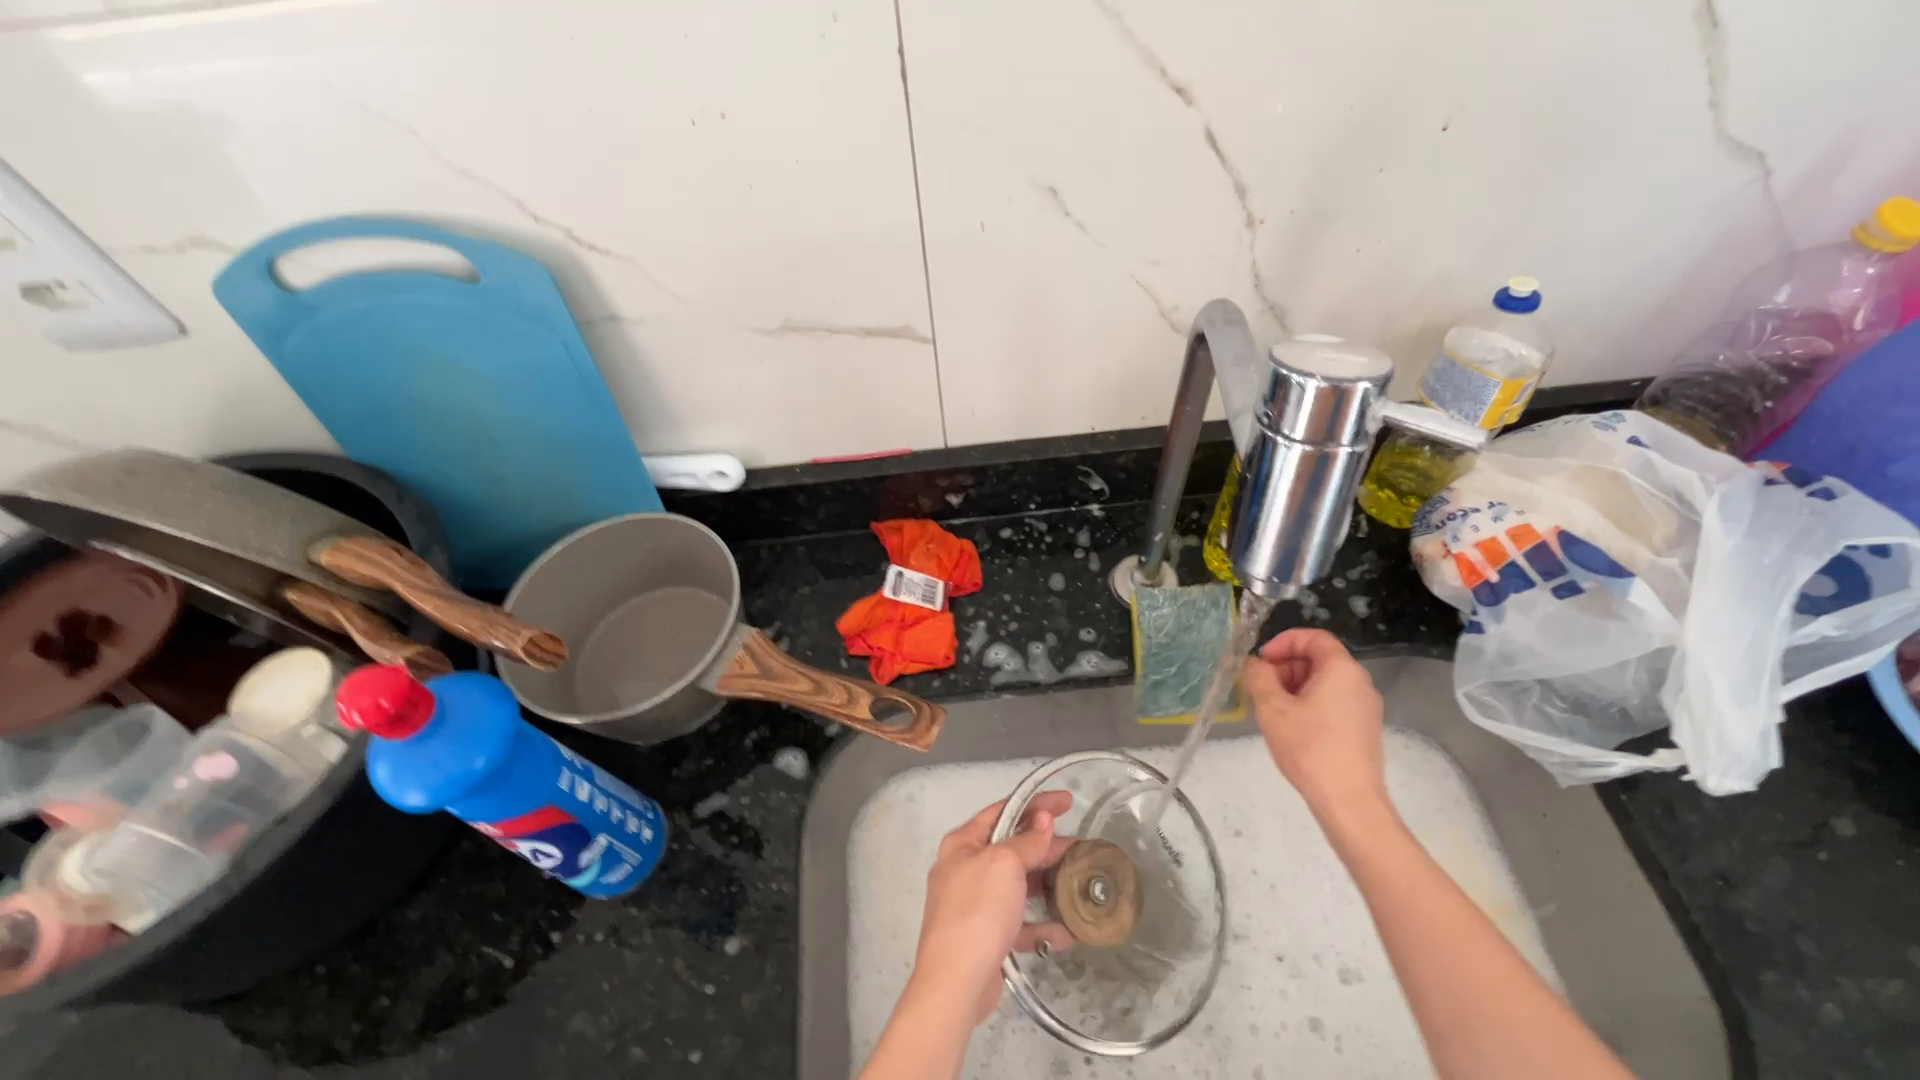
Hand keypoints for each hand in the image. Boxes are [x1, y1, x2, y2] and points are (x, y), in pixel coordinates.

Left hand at [909, 792, 1076, 1025]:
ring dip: (1045, 884)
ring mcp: (973, 904)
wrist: (956, 981)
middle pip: (1011, 848)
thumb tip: (1043, 820)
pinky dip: (1039, 924)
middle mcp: (965, 870)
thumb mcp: (1004, 864)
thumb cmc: (977, 911)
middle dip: (1045, 845)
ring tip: (1077, 883)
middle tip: (1079, 845)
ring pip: (1016, 885)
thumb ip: (1026, 841)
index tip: (1067, 802)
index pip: (1003, 811)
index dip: (1036, 803)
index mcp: (962, 844)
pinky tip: (1064, 932)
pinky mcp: (985, 935)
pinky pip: (1017, 922)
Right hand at [1242, 628, 1389, 820]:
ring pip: (1324, 682)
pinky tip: (1292, 729)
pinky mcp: (1364, 728)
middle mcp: (1360, 682)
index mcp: (1342, 669)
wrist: (1349, 800)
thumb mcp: (1273, 709)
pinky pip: (1333, 702)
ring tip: (1273, 712)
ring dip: (1294, 688)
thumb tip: (1254, 664)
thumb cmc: (1310, 748)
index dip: (1284, 642)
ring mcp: (1365, 706)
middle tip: (1261, 690)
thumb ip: (1259, 677)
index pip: (1314, 637)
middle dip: (1286, 667)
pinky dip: (1309, 704)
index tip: (1261, 662)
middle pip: (1319, 659)